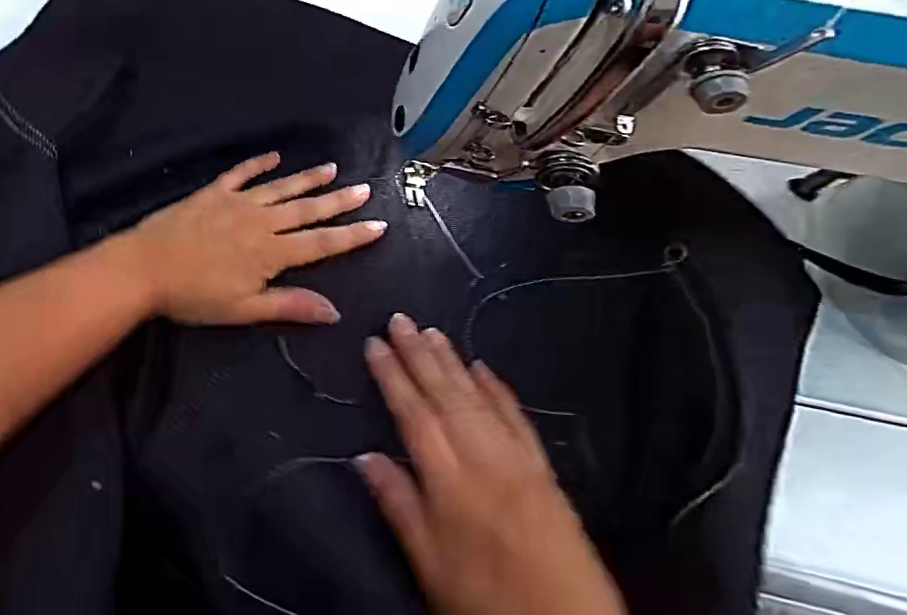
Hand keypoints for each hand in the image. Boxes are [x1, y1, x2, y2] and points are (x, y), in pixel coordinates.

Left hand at [108, 153, 384, 325]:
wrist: (145, 267)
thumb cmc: (195, 296)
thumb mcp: (244, 309)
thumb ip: (290, 305)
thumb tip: (334, 311)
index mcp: (272, 252)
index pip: (321, 243)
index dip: (352, 236)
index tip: (378, 225)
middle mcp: (262, 221)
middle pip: (308, 210)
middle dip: (339, 201)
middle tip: (365, 189)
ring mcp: (238, 203)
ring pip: (281, 188)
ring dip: (308, 178)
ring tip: (332, 168)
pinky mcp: (214, 193)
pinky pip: (241, 173)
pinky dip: (258, 163)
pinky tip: (274, 155)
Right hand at [358, 315, 626, 614]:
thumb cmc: (487, 597)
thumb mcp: (430, 564)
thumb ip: (399, 505)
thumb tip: (365, 456)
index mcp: (449, 478)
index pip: (413, 412)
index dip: (392, 375)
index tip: (375, 343)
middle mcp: (482, 454)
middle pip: (444, 393)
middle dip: (418, 353)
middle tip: (399, 319)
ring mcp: (515, 454)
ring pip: (476, 395)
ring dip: (452, 360)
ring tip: (432, 331)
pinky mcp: (541, 464)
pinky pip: (514, 414)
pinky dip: (497, 387)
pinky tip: (484, 367)